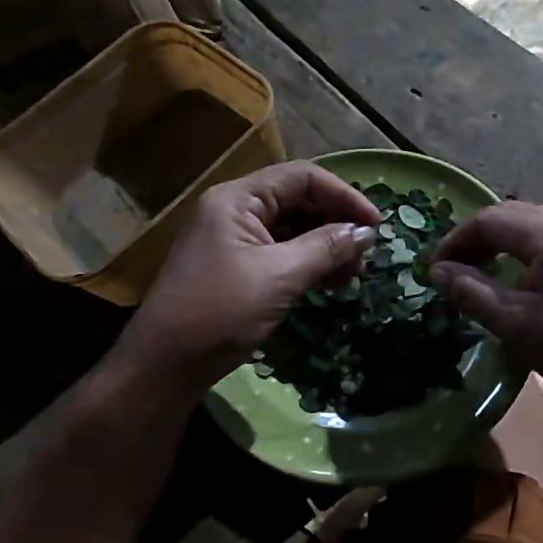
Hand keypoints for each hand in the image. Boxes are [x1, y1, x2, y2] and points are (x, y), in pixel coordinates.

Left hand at [121, 161, 380, 390]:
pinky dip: (308, 264)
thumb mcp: (279, 276)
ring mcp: (234, 239)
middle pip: (299, 201)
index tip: (376, 226)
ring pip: (293, 229)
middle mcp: (235, 210)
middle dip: (337, 225)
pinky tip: (328, 284)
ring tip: (350, 277)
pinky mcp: (237, 267)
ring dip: (326, 247)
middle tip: (364, 258)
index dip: (345, 196)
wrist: (165, 364)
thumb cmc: (219, 312)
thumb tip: (366, 232)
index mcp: (238, 199)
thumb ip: (326, 247)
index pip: (303, 177)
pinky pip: (281, 253)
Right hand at [429, 202, 542, 404]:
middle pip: (510, 215)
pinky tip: (520, 274)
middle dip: (475, 240)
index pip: (488, 220)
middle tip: (451, 272)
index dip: (454, 242)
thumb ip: (472, 292)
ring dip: (500, 242)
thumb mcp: (518, 325)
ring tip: (479, 271)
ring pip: (532, 223)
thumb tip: (438, 272)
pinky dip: (526, 247)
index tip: (432, 271)